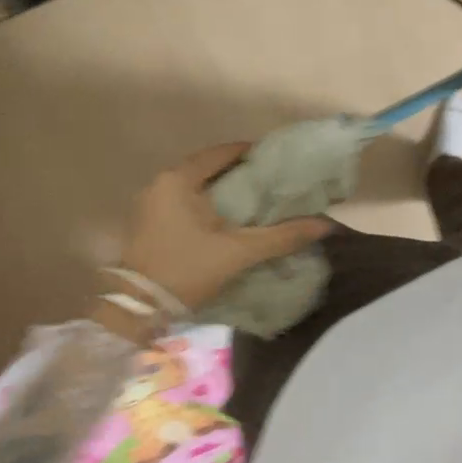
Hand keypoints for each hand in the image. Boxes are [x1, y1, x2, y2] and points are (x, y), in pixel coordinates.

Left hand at [105, 143, 333, 333]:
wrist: (136, 309)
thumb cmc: (186, 269)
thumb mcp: (239, 252)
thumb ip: (283, 236)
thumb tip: (325, 224)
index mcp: (179, 179)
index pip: (223, 152)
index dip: (254, 154)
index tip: (281, 162)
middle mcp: (161, 183)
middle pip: (210, 167)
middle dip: (242, 173)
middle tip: (274, 182)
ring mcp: (151, 203)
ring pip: (198, 186)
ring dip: (225, 190)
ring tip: (258, 200)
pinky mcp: (149, 223)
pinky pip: (186, 201)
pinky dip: (209, 204)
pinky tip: (230, 219)